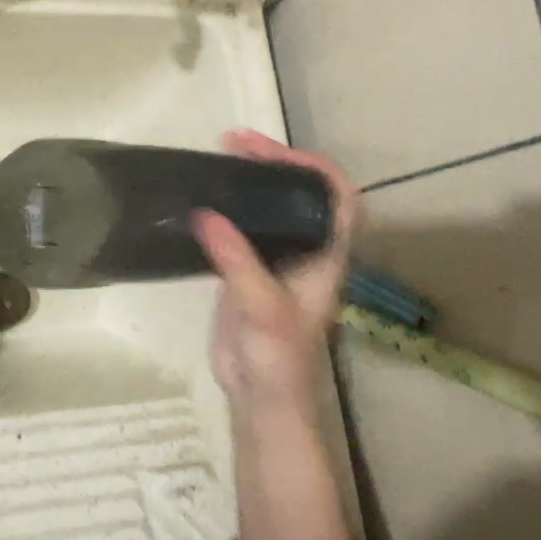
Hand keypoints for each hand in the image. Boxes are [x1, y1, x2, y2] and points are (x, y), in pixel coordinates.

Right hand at [192, 130, 357, 423]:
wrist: (262, 397)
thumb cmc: (280, 356)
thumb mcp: (262, 306)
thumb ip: (237, 259)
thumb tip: (206, 214)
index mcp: (325, 255)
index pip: (338, 196)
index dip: (314, 167)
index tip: (274, 152)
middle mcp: (305, 250)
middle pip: (300, 192)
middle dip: (273, 161)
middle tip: (234, 142)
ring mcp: (275, 260)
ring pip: (270, 207)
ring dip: (249, 180)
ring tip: (219, 157)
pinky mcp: (247, 272)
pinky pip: (240, 229)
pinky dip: (226, 208)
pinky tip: (202, 200)